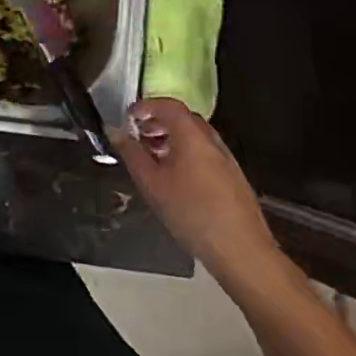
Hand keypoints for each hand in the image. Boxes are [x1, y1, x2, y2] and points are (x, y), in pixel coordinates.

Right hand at [108, 98, 283, 286]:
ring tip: (151, 157)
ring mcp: (227, 160)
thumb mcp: (150, 182)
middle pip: (185, 119)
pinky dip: (185, 153)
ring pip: (196, 137)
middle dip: (158, 122)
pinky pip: (205, 153)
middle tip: (138, 135)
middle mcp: (213, 143)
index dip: (146, 105)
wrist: (240, 249)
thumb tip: (115, 131)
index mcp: (193, 138)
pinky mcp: (233, 177)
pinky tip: (173, 177)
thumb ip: (131, 153)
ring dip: (171, 138)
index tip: (128, 115)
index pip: (170, 106)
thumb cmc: (190, 212)